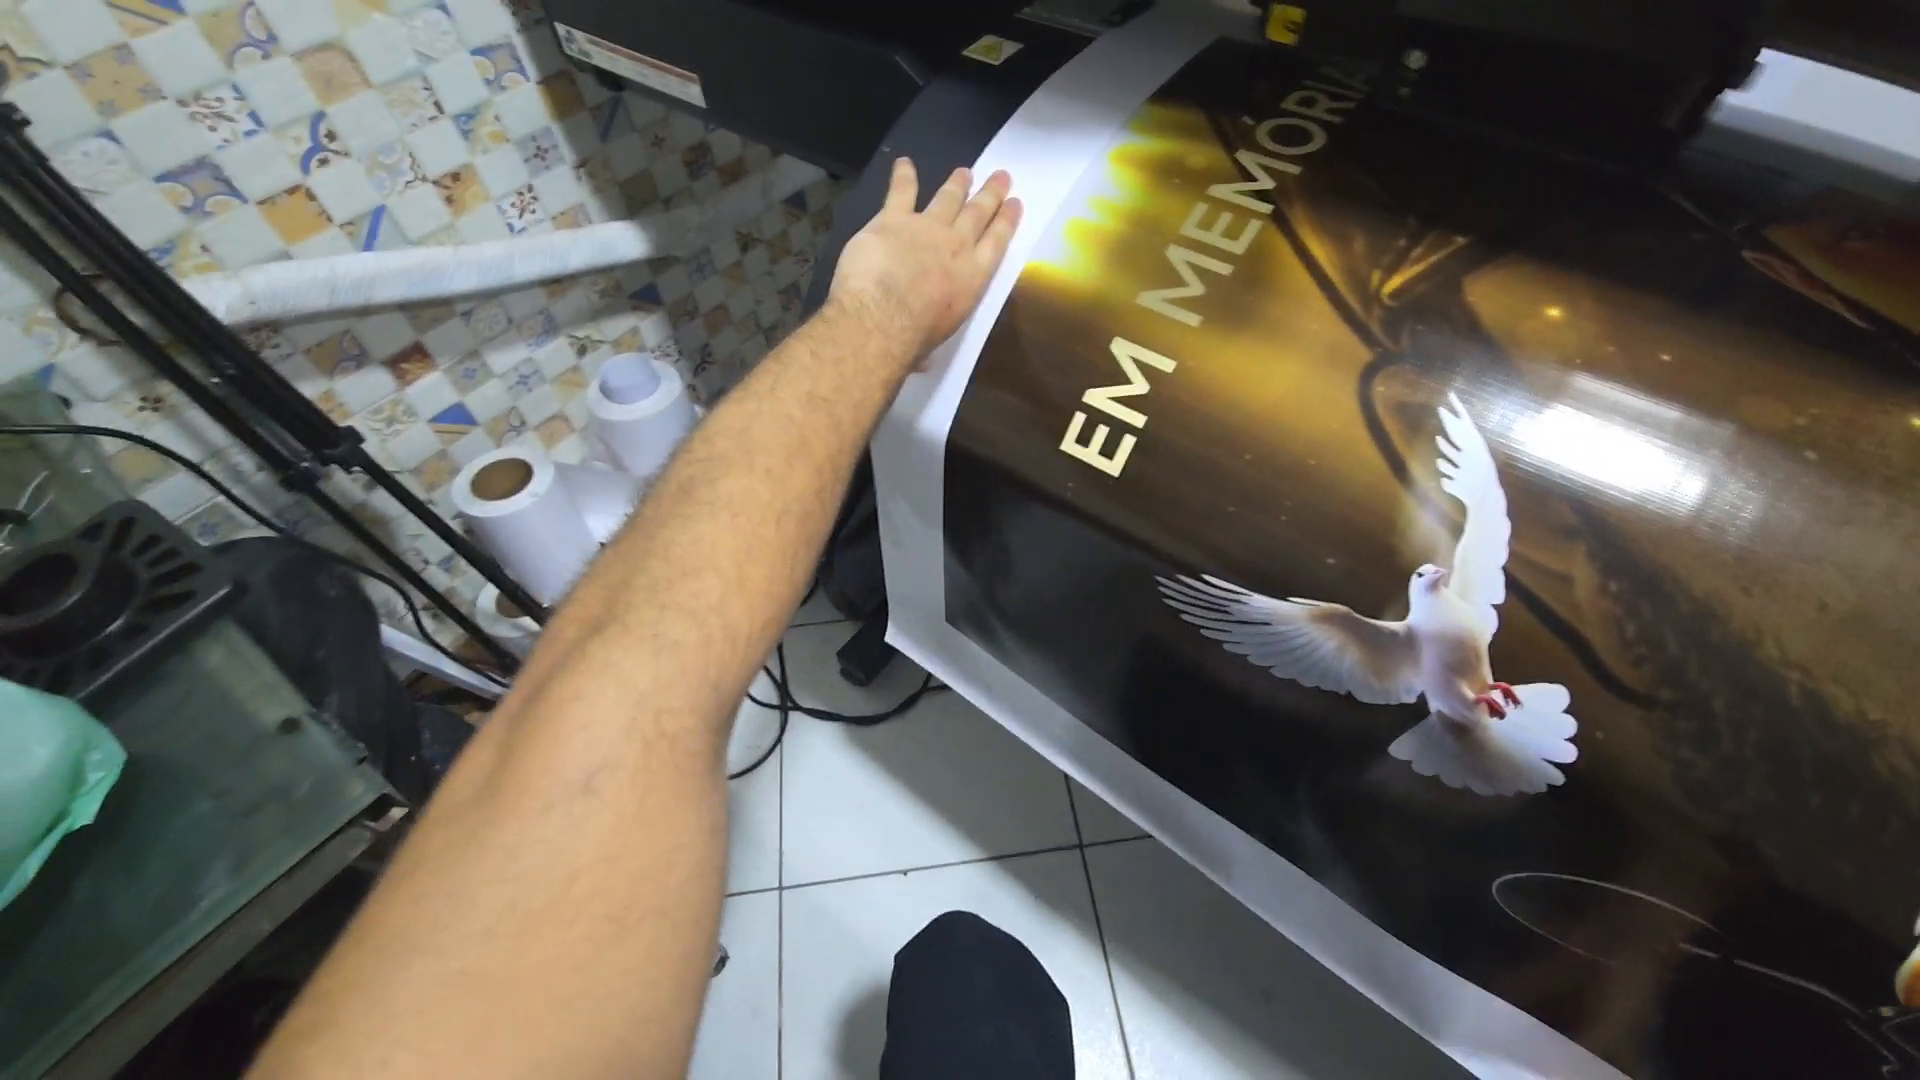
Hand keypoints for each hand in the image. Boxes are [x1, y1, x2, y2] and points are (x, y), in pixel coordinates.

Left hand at [828, 158, 1021, 363]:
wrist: (883, 317)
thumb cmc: (913, 339)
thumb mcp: (932, 344)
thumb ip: (928, 341)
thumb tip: (921, 360)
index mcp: (972, 279)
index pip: (996, 244)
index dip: (1006, 222)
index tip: (1016, 205)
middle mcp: (956, 248)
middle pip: (977, 215)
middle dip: (990, 195)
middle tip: (1001, 177)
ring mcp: (926, 229)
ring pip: (947, 199)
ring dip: (956, 184)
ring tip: (964, 172)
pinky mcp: (892, 220)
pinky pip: (901, 192)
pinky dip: (903, 176)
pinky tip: (904, 163)